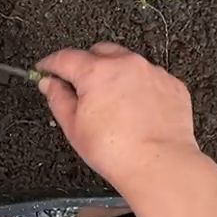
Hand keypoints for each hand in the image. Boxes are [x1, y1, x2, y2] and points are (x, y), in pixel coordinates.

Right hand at [36, 42, 207, 190]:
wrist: (157, 163)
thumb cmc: (116, 150)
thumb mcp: (73, 127)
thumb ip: (57, 98)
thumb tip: (50, 84)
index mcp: (97, 72)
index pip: (65, 58)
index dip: (50, 63)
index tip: (45, 68)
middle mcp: (126, 65)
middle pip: (98, 52)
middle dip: (85, 65)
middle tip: (79, 88)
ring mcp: (151, 72)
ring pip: (125, 62)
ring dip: (113, 75)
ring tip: (110, 104)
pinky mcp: (171, 84)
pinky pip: (148, 76)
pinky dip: (137, 87)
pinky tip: (132, 110)